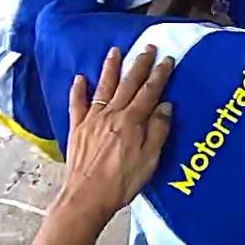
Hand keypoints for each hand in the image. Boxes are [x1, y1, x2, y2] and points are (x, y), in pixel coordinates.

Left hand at [55, 46, 173, 224]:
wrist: (86, 197)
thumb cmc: (123, 180)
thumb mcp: (150, 158)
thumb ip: (158, 130)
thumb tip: (165, 106)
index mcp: (132, 121)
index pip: (150, 92)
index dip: (160, 74)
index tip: (167, 59)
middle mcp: (111, 114)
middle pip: (128, 84)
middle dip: (138, 64)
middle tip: (146, 47)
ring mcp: (92, 120)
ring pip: (103, 88)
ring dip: (110, 68)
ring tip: (115, 51)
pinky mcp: (77, 129)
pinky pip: (77, 104)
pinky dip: (78, 90)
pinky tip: (80, 78)